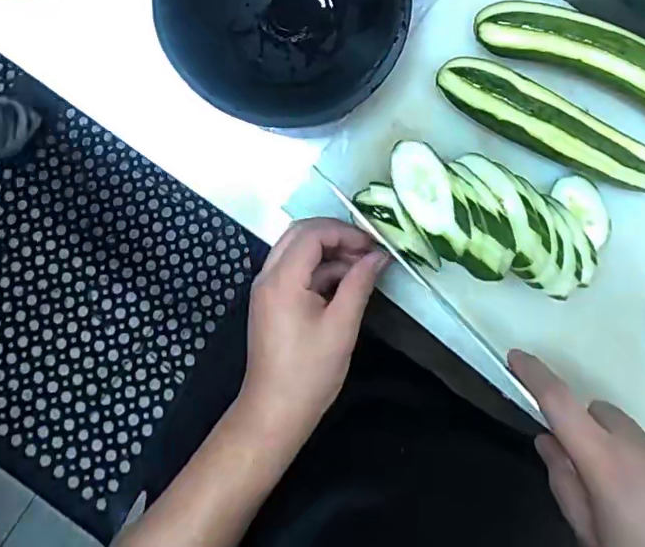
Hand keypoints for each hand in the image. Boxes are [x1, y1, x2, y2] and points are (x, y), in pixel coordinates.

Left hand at [235, 217, 388, 443]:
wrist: (274, 412)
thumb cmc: (309, 373)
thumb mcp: (342, 327)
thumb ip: (359, 284)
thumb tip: (379, 256)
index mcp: (282, 279)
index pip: (312, 233)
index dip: (344, 232)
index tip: (373, 244)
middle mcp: (268, 274)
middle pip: (300, 233)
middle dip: (335, 234)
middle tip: (367, 249)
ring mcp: (266, 286)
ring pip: (296, 248)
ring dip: (328, 250)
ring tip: (362, 264)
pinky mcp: (270, 299)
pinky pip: (294, 267)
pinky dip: (319, 267)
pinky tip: (344, 281)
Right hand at [510, 350, 644, 546]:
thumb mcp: (593, 540)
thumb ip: (567, 490)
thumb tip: (550, 445)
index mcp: (607, 463)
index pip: (560, 401)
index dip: (534, 374)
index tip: (515, 358)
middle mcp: (642, 450)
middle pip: (599, 414)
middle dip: (583, 430)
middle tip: (581, 472)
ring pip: (633, 441)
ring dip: (618, 457)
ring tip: (626, 508)